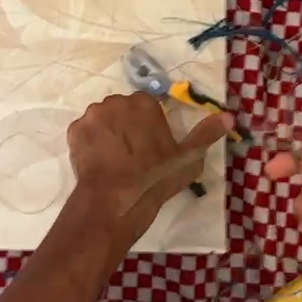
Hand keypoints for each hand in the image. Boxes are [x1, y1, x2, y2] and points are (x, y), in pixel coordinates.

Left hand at [65, 92, 229, 255]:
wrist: (115, 199)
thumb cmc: (155, 177)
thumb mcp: (188, 158)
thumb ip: (207, 133)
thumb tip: (228, 116)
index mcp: (143, 103)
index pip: (147, 107)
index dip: (150, 127)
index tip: (152, 148)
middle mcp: (115, 102)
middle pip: (123, 111)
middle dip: (127, 127)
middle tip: (134, 156)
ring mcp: (92, 116)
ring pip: (103, 121)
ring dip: (108, 134)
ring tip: (116, 161)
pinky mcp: (74, 132)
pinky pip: (84, 133)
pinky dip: (90, 144)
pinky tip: (100, 163)